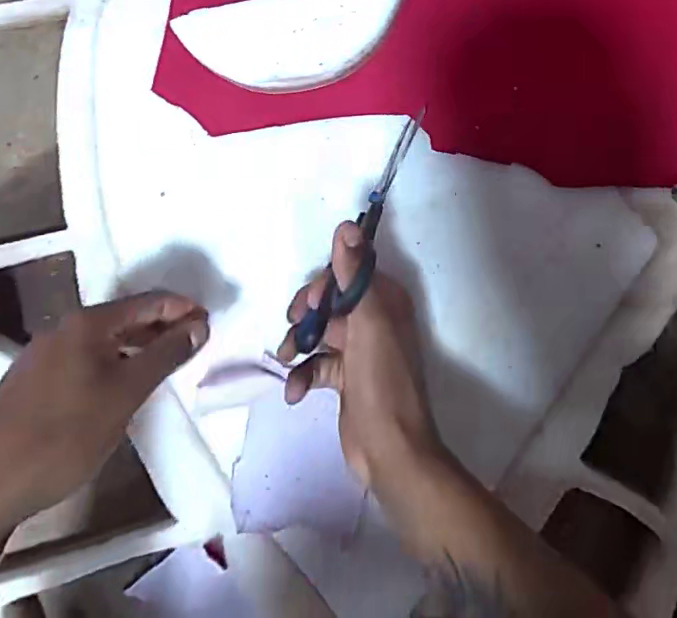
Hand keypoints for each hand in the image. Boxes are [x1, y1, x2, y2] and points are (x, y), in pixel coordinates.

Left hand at [0, 291, 208, 532]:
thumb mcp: (127, 393)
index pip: (152, 300)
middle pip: (128, 315)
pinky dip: (115, 361)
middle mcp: (63, 328)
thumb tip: (199, 325)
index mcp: (87, 323)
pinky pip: (86, 356)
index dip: (186, 310)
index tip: (210, 327)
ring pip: (107, 338)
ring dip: (140, 345)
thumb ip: (167, 353)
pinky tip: (123, 384)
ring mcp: (41, 355)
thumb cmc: (62, 436)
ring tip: (166, 365)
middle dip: (165, 326)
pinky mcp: (29, 382)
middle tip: (194, 345)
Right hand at [278, 223, 440, 487]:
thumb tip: (346, 226)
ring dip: (299, 343)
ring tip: (288, 360)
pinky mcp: (346, 377)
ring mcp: (360, 350)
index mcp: (387, 301)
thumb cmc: (383, 381)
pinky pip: (317, 364)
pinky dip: (303, 374)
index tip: (310, 304)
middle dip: (307, 313)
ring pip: (319, 331)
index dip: (325, 284)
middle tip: (293, 331)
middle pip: (331, 301)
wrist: (389, 449)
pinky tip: (295, 391)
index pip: (350, 273)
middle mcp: (376, 320)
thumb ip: (354, 276)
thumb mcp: (369, 323)